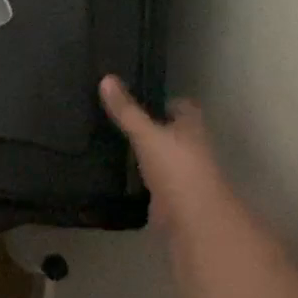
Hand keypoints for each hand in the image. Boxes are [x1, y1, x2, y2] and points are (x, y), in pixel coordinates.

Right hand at [99, 75, 232, 230]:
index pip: (184, 107)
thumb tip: (106, 78)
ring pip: (160, 156)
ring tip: (109, 141)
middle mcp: (190, 148)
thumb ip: (127, 111)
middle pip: (171, 132)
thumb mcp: (147, 134)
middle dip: (150, 126)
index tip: (141, 96)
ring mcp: (181, 174)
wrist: (191, 219)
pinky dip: (136, 177)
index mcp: (191, 128)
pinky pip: (150, 180)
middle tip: (117, 117)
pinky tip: (114, 172)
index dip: (167, 101)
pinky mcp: (168, 197)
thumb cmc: (176, 168)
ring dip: (142, 152)